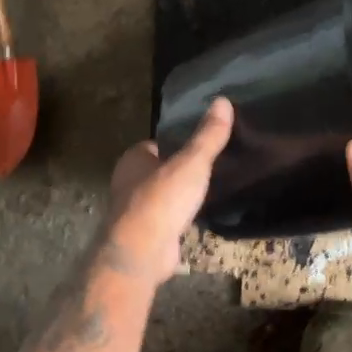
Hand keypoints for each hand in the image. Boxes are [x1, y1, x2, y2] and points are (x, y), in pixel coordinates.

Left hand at [104, 97, 232, 277]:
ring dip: (180, 192)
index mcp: (134, 159)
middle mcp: (128, 181)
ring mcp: (135, 209)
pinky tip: (200, 214)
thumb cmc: (163, 199)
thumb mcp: (192, 162)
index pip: (156, 144)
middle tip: (210, 164)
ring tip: (210, 187)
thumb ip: (208, 136)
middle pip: (158, 168)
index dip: (176, 143)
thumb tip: (222, 100)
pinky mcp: (146, 232)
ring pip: (162, 193)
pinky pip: (167, 216)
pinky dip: (180, 214)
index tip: (201, 144)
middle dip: (179, 167)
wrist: (143, 251)